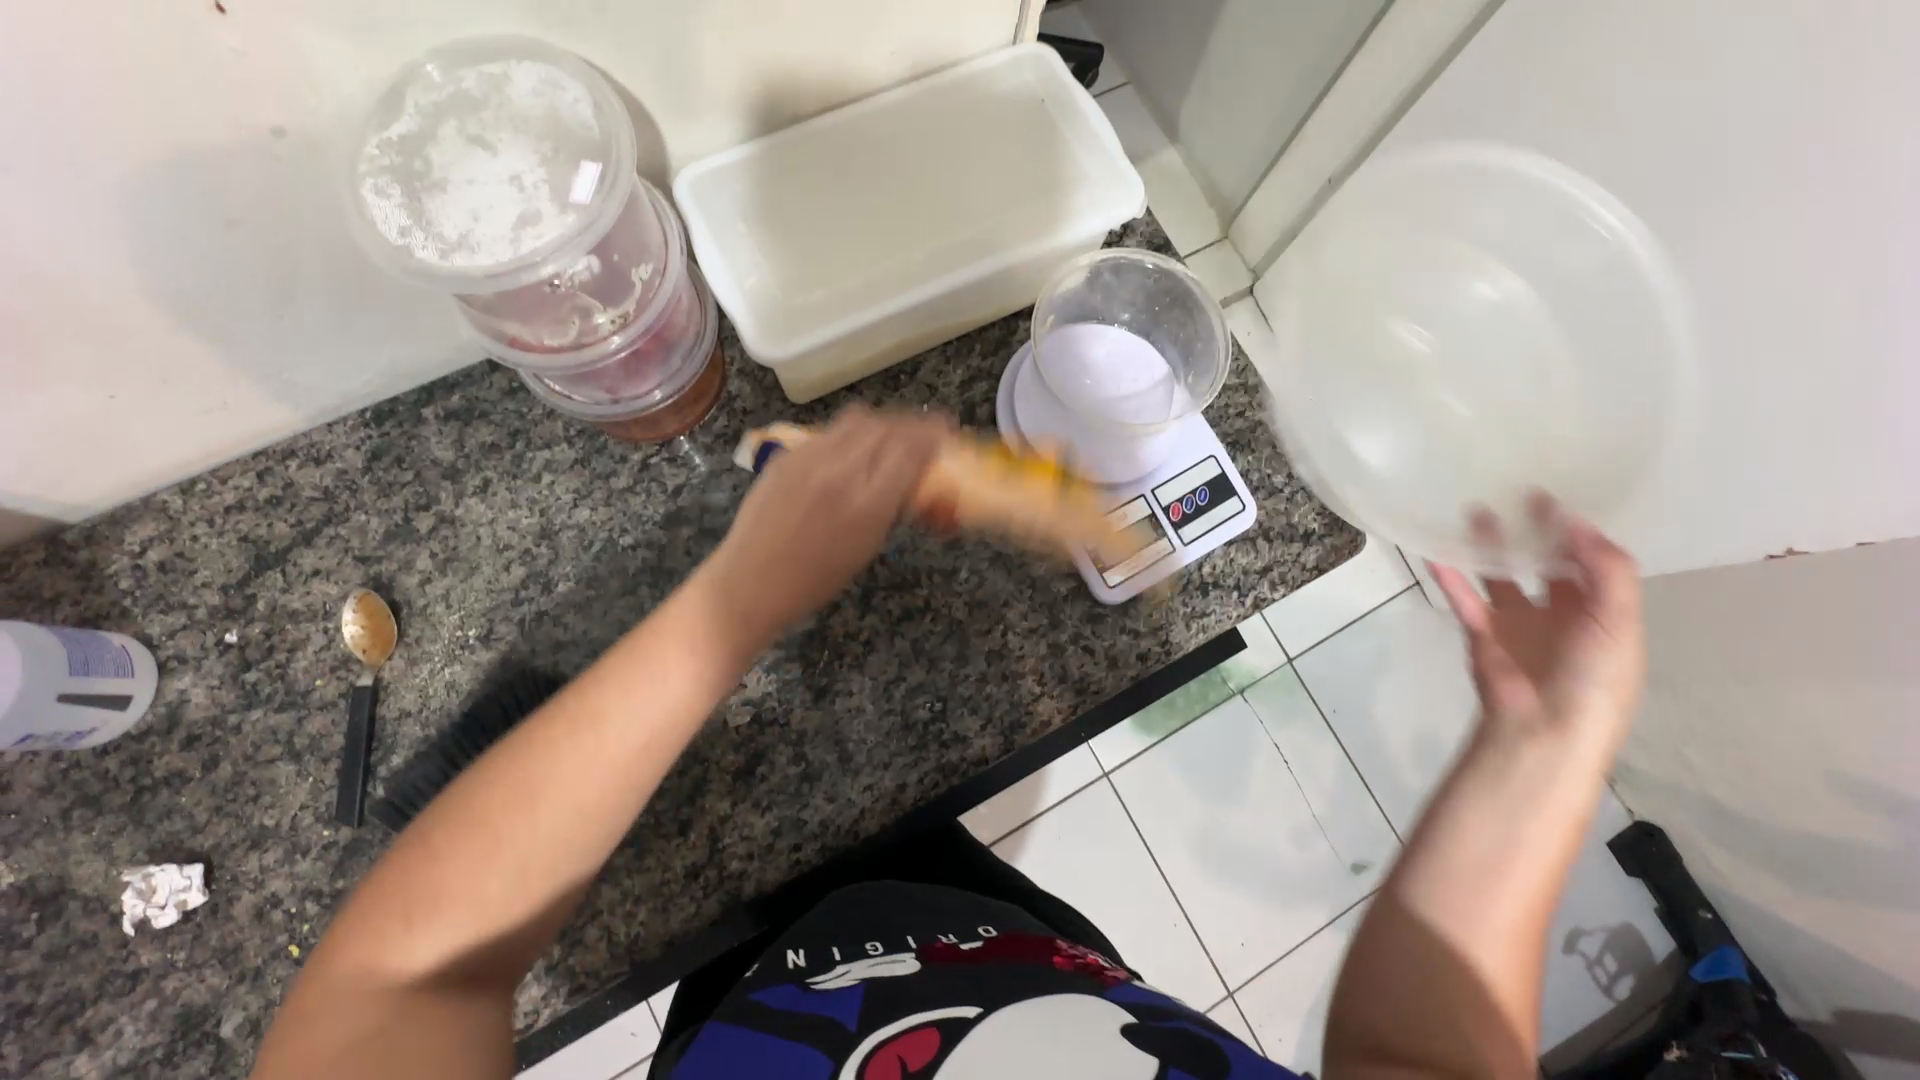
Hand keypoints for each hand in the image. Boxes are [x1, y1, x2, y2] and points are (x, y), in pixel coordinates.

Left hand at [695, 406, 951, 653]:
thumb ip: (893, 507)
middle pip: (887, 426)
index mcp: (867, 504)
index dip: (934, 434)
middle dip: (911, 425)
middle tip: (923, 434)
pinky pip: (829, 432)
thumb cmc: (815, 581)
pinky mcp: (786, 456)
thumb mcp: (868, 548)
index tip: (947, 429)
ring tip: (889, 438)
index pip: (910, 449)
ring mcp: (809, 459)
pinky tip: (851, 452)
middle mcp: (840, 471)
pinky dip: (850, 435)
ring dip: (882, 424)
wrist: (750, 582)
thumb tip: (915, 482)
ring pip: (858, 419)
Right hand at [1428, 496, 1644, 755]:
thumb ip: (1607, 569)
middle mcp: (1561, 616)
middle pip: (1543, 564)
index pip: (1590, 562)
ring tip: (1473, 511)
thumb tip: (1577, 523)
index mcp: (1602, 614)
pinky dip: (1449, 578)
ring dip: (1488, 547)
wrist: (1545, 728)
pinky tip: (1435, 553)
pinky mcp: (1482, 634)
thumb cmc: (1593, 676)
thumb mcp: (1620, 621)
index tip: (1554, 498)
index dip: (1575, 531)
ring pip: (1500, 576)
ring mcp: (1518, 625)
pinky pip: (1464, 599)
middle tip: (1513, 493)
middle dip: (1530, 532)